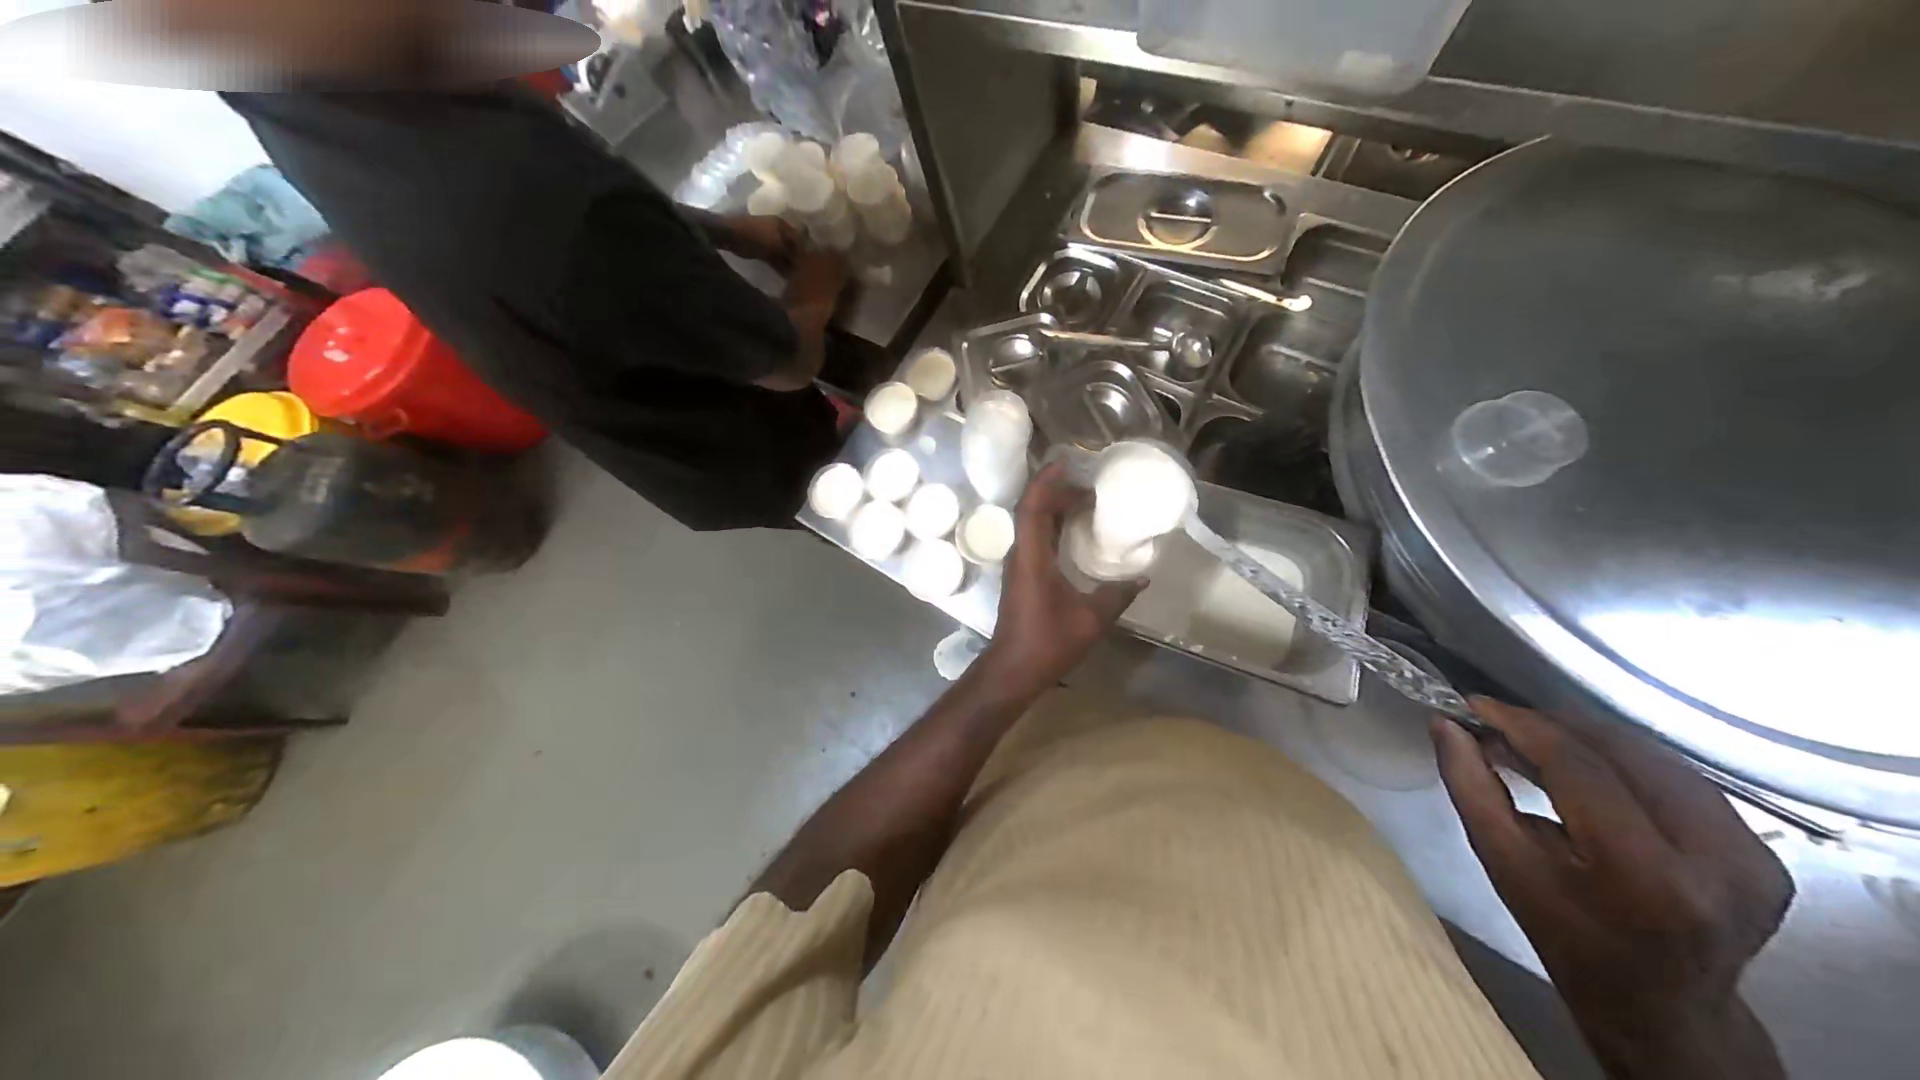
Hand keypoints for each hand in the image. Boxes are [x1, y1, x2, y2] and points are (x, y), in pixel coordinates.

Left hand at [720, 214, 801, 269]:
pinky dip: (778, 263)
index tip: (809, 267)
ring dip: (787, 262)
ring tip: (793, 276)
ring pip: (782, 251)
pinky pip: (773, 255)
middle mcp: (777, 228)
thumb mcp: (775, 247)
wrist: (728, 234)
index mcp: (783, 225)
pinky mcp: (759, 245)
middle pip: (791, 245)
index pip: (799, 239)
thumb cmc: (754, 237)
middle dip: (796, 258)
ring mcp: (768, 236)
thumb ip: (789, 256)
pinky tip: (782, 273)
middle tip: (802, 273)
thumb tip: (800, 267)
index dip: (804, 253)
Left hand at [979, 464, 1141, 692]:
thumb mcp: (1091, 619)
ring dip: (1056, 509)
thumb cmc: (1047, 642)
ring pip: (1034, 525)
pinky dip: (1054, 528)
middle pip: (1033, 510)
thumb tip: (1142, 577)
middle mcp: (1021, 555)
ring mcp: (1020, 566)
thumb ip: (1117, 595)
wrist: (1013, 669)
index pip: (1033, 507)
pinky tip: (1076, 532)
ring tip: (1087, 501)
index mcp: (1032, 557)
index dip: (1046, 481)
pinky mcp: (1023, 577)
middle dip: (1058, 492)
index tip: (1065, 462)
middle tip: (1090, 484)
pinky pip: (1037, 540)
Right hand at [1432, 699, 1793, 1078]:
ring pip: (1656, 758)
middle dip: (1554, 727)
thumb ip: (1471, 789)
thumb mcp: (1503, 865)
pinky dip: (1626, 762)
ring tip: (1537, 741)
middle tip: (1501, 723)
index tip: (1477, 705)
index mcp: (1645, 875)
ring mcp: (1754, 857)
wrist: (1661, 1007)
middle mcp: (1715, 860)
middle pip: (1624, 753)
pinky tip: (1587, 767)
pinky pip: (1682, 780)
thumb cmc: (1565, 937)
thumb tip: (1446, 724)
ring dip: (1588, 739)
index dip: (1524, 726)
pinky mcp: (1767, 854)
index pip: (1580, 767)